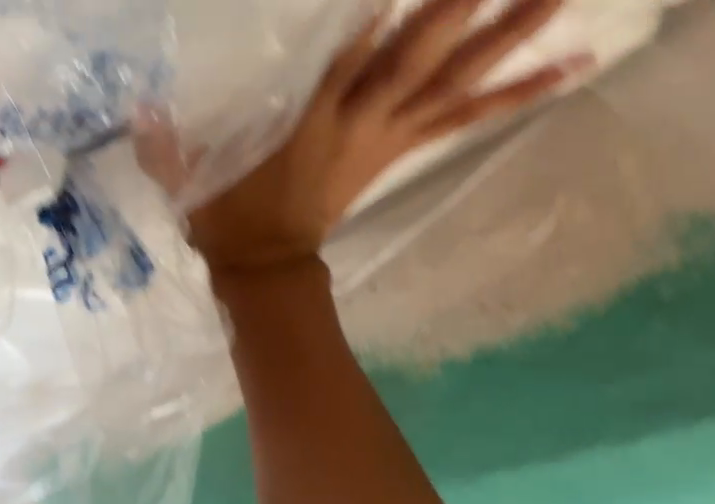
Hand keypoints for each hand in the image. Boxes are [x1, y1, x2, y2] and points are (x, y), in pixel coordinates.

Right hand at [185, 0, 588, 273]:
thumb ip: (165, 147)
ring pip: (454, 79)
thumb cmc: (224, 220)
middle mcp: (355, 123)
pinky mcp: (399, 148)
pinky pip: (465, 116)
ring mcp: (384, 135)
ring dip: (511, 34)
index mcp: (303, 127)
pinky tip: (574, 62)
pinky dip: (518, 91)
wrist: (261, 267)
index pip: (343, 61)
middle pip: (415, 57)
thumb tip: (139, 109)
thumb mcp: (186, 185)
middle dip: (457, 8)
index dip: (372, 23)